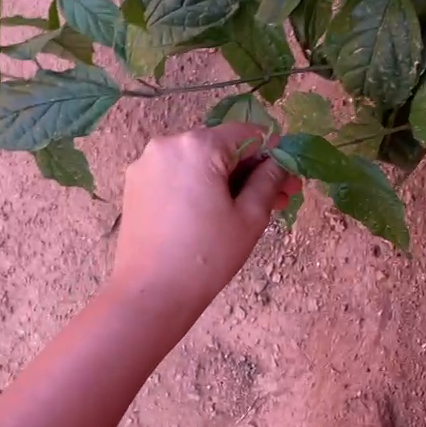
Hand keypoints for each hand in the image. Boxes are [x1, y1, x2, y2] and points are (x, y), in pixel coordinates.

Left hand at [108, 124, 300, 305]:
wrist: (152, 292)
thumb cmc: (208, 254)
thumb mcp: (251, 216)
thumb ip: (268, 180)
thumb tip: (278, 163)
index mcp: (198, 146)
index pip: (248, 134)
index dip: (274, 154)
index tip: (289, 180)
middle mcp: (167, 144)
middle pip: (222, 148)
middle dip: (252, 170)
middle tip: (279, 200)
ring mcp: (147, 164)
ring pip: (200, 163)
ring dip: (228, 180)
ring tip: (250, 211)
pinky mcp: (136, 185)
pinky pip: (179, 176)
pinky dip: (201, 187)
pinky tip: (215, 214)